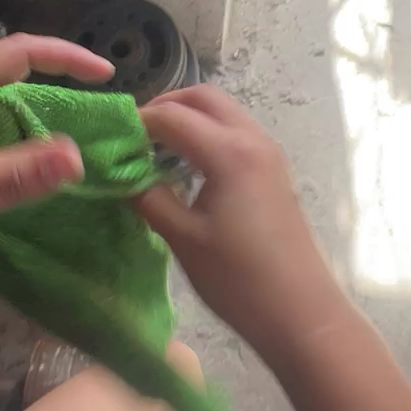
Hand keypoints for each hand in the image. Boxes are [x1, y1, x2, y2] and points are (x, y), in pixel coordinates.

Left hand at [0, 34, 113, 291]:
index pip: (17, 52)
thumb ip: (17, 174)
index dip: (65, 56)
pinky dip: (14, 138)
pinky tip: (27, 166)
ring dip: (35, 113)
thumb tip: (80, 156)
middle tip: (95, 110)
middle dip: (56, 82)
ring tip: (72, 136)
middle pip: (8, 72)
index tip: (105, 74)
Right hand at [134, 86, 350, 358]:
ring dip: (189, 117)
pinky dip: (208, 132)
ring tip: (155, 147)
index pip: (172, 117)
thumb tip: (121, 173)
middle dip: (166, 106)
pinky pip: (236, 130)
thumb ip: (148, 197)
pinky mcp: (274, 168)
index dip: (137, 122)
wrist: (301, 313)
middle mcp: (252, 138)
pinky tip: (187, 164)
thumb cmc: (239, 279)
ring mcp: (268, 151)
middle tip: (134, 133)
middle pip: (203, 97)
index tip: (109, 138)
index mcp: (229, 152)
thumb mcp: (183, 238)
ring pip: (223, 111)